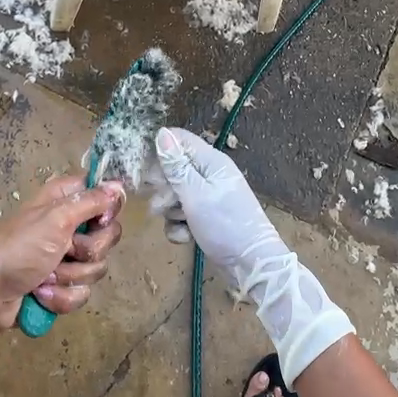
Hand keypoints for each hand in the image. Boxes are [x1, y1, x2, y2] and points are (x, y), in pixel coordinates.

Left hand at [0, 175, 124, 329]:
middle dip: (88, 251)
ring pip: (96, 266)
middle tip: (66, 250)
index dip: (106, 209)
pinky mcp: (62, 284)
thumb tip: (119, 185)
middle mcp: (69, 223)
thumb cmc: (20, 248)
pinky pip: (82, 291)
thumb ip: (91, 201)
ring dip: (71, 275)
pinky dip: (62, 296)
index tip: (97, 221)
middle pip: (107, 234)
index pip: (104, 194)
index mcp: (65, 199)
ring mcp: (65, 256)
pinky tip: (41, 294)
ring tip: (46, 275)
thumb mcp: (56, 219)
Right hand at [152, 127, 287, 283]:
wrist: (251, 264)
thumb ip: (176, 166)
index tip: (146, 171)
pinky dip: (180, 226)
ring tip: (180, 222)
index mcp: (210, 161)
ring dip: (171, 210)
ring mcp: (207, 198)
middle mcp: (209, 175)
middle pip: (174, 169)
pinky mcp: (205, 219)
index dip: (160, 151)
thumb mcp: (196, 194)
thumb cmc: (225, 223)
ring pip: (175, 195)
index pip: (179, 140)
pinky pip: (182, 216)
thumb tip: (161, 132)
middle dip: (164, 187)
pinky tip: (186, 237)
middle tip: (162, 204)